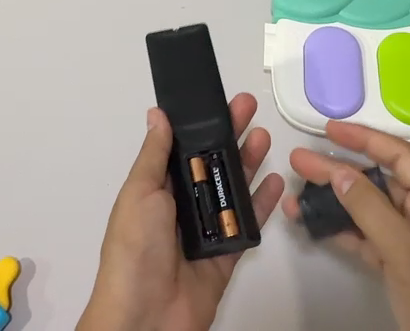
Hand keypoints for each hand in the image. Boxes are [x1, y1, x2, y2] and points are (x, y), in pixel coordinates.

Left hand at [77, 94, 284, 330]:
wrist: (145, 318)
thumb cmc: (135, 248)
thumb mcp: (139, 193)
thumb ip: (155, 154)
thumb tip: (158, 114)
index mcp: (158, 187)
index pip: (184, 147)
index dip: (202, 123)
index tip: (220, 99)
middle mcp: (183, 204)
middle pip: (212, 163)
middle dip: (230, 134)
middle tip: (249, 107)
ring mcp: (207, 228)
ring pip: (233, 188)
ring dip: (248, 162)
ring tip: (263, 137)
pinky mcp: (227, 254)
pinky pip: (248, 225)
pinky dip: (262, 204)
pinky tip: (275, 181)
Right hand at [284, 121, 409, 330]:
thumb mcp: (406, 254)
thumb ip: (370, 209)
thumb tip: (338, 171)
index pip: (400, 157)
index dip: (364, 139)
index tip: (328, 130)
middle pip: (379, 182)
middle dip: (338, 171)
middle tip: (298, 162)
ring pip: (369, 210)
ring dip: (334, 203)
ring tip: (296, 197)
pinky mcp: (402, 268)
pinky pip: (368, 238)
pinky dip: (342, 231)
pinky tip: (314, 225)